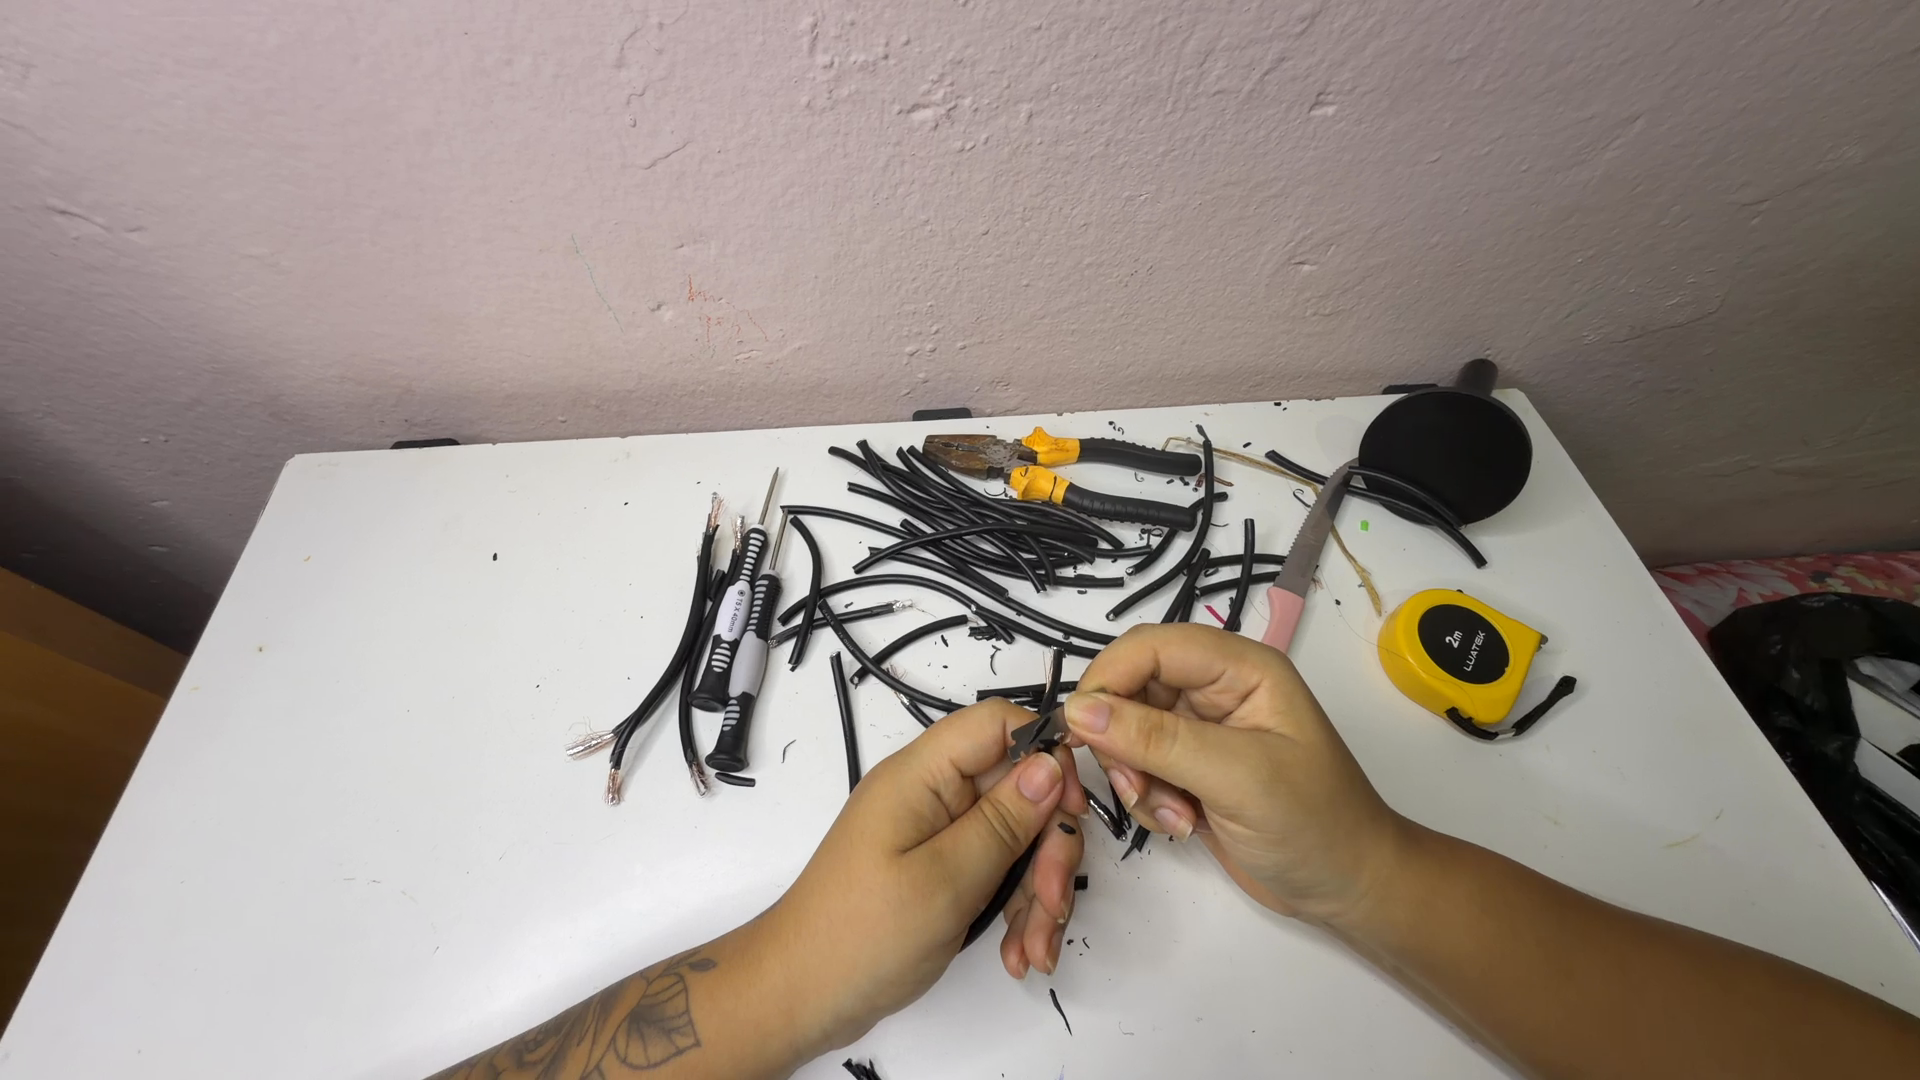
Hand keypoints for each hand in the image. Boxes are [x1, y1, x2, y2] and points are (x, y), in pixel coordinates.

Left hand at [760, 699, 1085, 1057]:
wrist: (800, 997)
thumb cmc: (862, 935)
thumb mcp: (944, 880)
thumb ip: (1003, 821)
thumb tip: (1051, 763)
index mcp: (922, 774)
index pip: (997, 723)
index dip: (1045, 753)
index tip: (1071, 811)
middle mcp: (933, 792)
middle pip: (1018, 788)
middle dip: (1047, 847)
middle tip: (1051, 906)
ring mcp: (939, 830)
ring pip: (1017, 836)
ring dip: (1036, 892)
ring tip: (1033, 950)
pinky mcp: (943, 865)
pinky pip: (998, 869)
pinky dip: (1016, 909)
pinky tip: (1017, 954)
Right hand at [1062, 624, 1407, 926]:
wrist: (1350, 891)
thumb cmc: (1314, 825)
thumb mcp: (1235, 777)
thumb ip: (1155, 740)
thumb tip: (1077, 711)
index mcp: (1239, 668)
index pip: (1151, 646)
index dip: (1109, 677)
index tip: (1080, 728)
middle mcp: (1214, 688)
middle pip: (1131, 686)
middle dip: (1121, 740)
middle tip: (1134, 787)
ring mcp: (1198, 728)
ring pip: (1125, 729)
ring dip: (1134, 775)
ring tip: (1172, 815)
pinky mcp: (1187, 765)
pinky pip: (1136, 764)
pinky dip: (1144, 795)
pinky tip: (1181, 823)